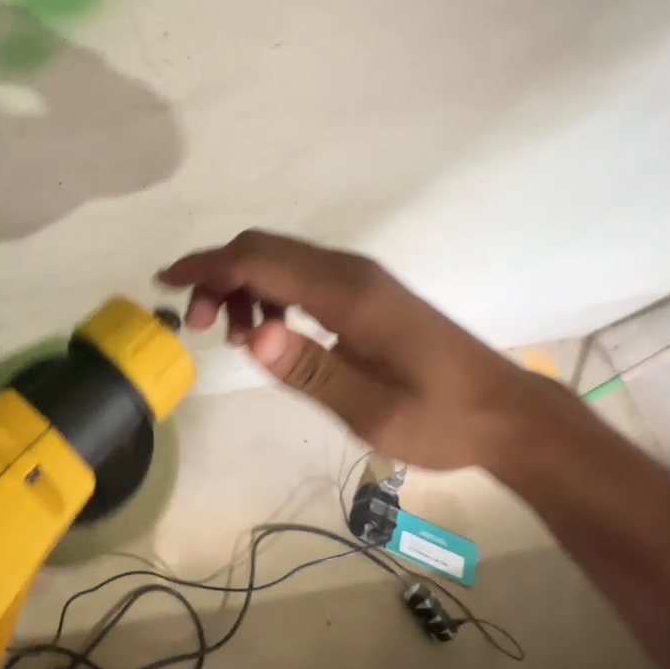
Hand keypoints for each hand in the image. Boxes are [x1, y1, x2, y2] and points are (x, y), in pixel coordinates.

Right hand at [157, 230, 568, 471]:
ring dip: (241, 286)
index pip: (260, 261)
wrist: (505, 413)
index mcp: (348, 294)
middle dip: (217, 276)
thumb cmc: (440, 419)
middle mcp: (350, 272)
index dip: (207, 266)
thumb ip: (309, 371)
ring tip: (233, 338)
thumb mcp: (371, 411)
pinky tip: (270, 335)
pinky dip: (267, 293)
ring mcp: (359, 278)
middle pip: (264, 249)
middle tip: (197, 326)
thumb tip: (250, 335)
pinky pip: (299, 274)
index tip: (164, 280)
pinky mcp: (364, 291)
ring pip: (279, 259)